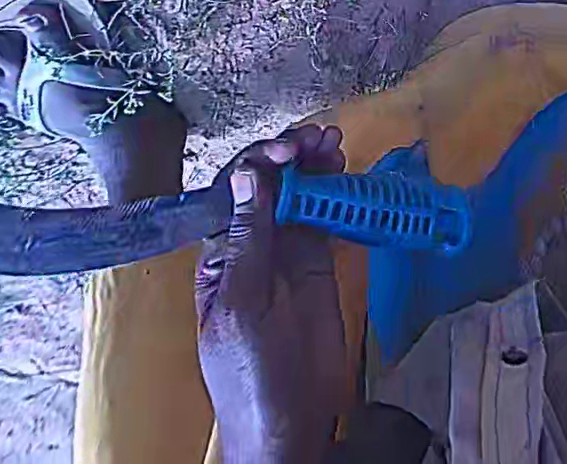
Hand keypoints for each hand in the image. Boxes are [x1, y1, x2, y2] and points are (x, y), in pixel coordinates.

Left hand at [196, 126, 349, 463]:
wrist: (289, 428)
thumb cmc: (249, 373)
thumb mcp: (243, 305)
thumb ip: (249, 239)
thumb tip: (247, 174)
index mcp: (223, 246)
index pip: (237, 187)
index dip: (261, 161)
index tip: (289, 153)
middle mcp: (253, 238)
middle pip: (270, 182)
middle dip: (291, 154)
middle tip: (320, 138)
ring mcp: (286, 248)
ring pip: (298, 193)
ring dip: (314, 165)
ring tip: (334, 144)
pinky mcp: (316, 262)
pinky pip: (323, 217)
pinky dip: (333, 192)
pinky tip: (343, 173)